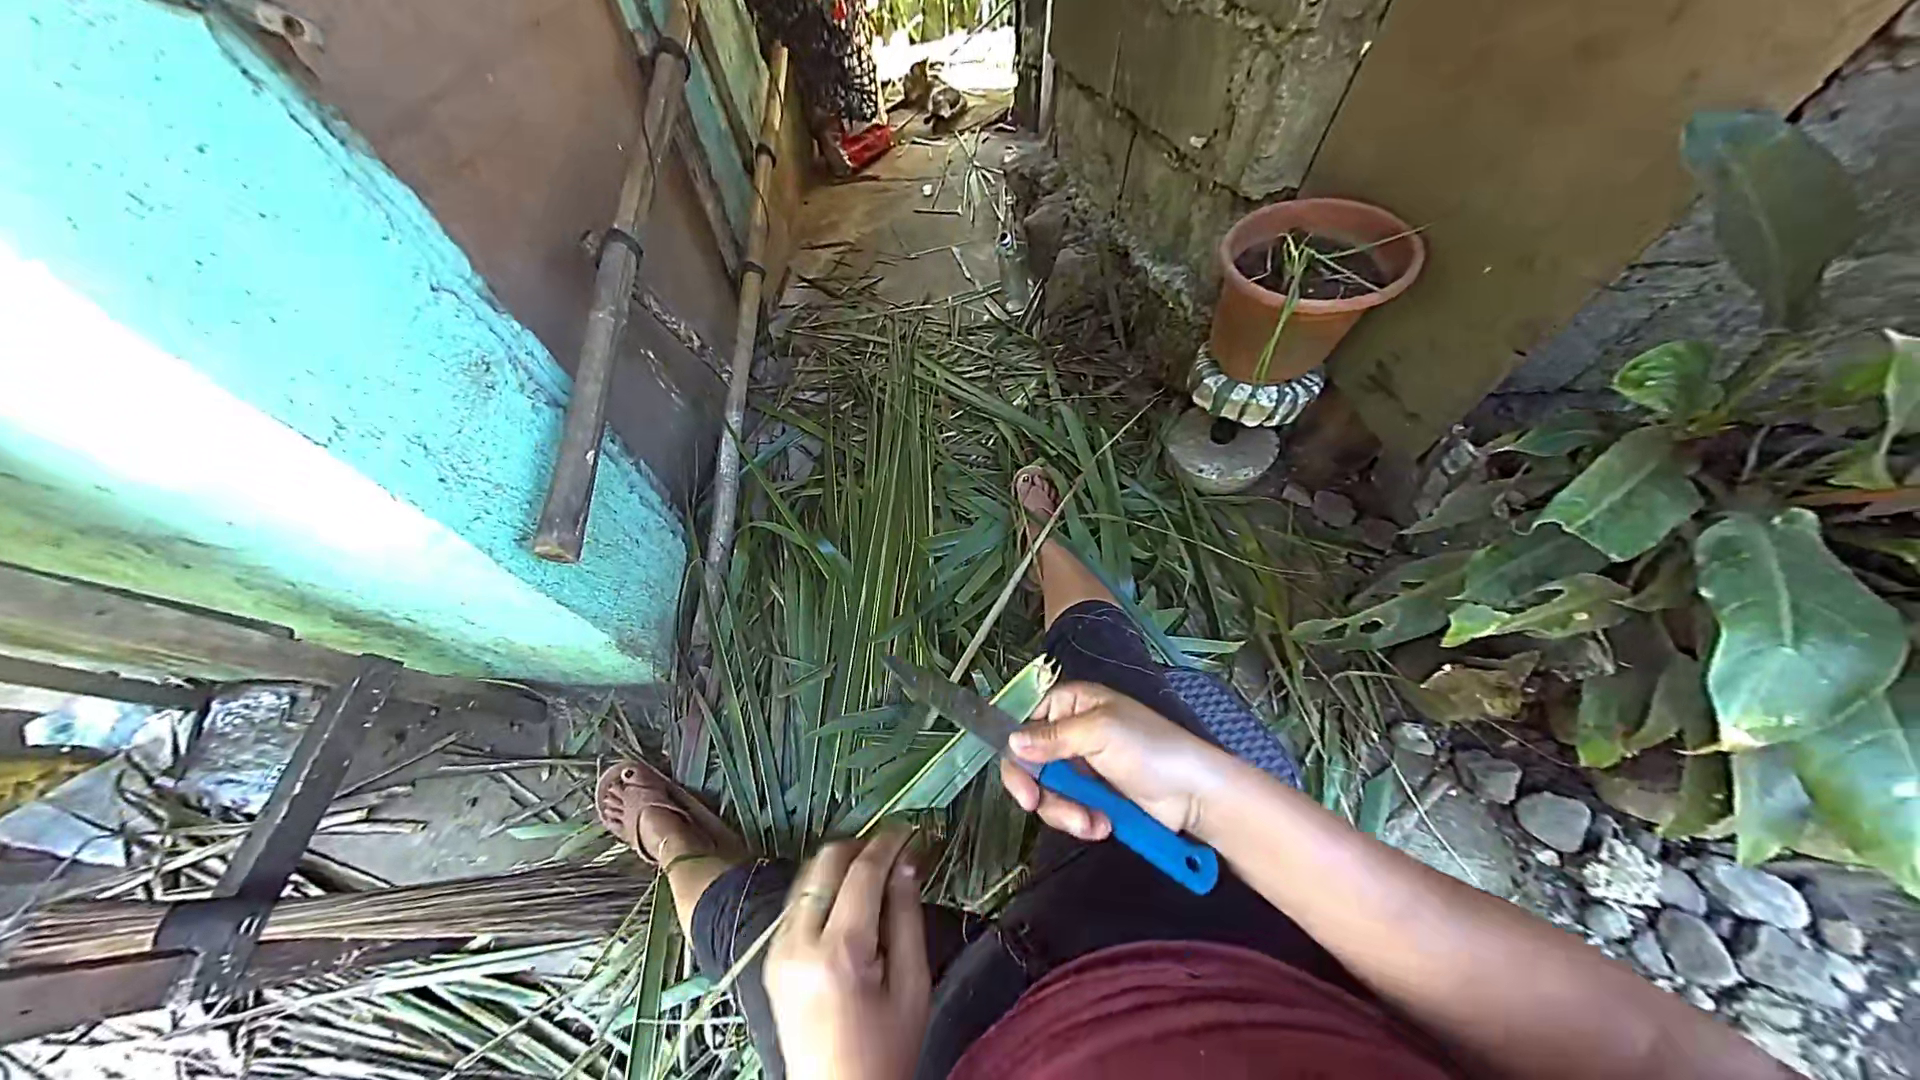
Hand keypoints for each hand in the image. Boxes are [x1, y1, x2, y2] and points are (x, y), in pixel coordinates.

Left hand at [763, 825, 929, 1079]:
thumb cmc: (886, 1050)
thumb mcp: (912, 985)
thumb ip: (907, 916)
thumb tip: (907, 862)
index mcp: (839, 953)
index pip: (862, 872)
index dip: (887, 842)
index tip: (908, 829)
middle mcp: (799, 943)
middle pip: (825, 862)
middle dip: (860, 845)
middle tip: (891, 848)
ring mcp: (779, 950)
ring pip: (807, 876)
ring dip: (840, 863)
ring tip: (874, 870)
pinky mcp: (772, 958)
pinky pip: (798, 902)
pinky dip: (824, 887)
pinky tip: (848, 898)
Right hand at [999, 681, 1240, 840]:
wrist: (1196, 796)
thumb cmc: (1149, 750)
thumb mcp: (1100, 733)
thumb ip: (1052, 737)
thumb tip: (1010, 742)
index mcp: (1072, 703)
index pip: (1024, 720)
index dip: (1016, 749)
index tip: (1019, 778)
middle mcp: (1071, 730)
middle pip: (1028, 759)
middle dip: (1038, 787)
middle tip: (1036, 805)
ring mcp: (1081, 765)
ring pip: (1045, 789)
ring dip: (1063, 810)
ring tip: (1091, 821)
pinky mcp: (1092, 795)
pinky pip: (1066, 808)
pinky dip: (1079, 820)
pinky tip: (1102, 825)